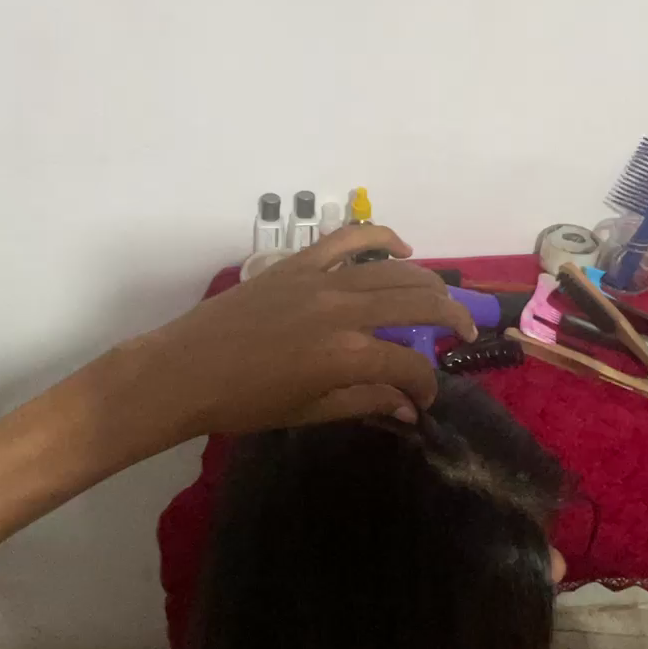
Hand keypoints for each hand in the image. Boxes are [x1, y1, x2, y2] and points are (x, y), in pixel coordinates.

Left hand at [94, 225, 476, 444]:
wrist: (185, 370)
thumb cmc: (245, 402)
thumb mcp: (310, 411)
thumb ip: (365, 401)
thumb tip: (409, 406)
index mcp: (347, 355)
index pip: (409, 366)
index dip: (426, 384)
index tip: (424, 398)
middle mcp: (344, 310)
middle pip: (418, 303)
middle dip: (451, 319)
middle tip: (462, 333)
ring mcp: (321, 279)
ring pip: (393, 270)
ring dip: (427, 282)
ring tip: (441, 298)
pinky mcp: (300, 263)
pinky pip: (349, 239)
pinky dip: (381, 237)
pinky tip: (402, 248)